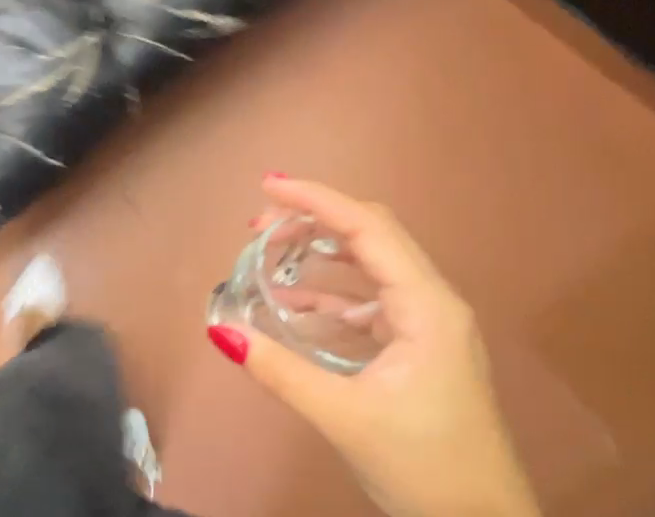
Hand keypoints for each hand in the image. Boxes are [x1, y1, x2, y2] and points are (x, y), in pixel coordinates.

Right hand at [208, 177, 540, 516]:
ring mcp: (431, 325)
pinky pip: (372, 295)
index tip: (268, 186)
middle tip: (259, 222)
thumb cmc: (425, 468)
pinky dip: (332, 287)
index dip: (316, 200)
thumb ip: (280, 370)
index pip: (368, 229)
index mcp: (426, 308)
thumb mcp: (344, 416)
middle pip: (373, 234)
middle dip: (315, 218)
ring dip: (323, 248)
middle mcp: (434, 303)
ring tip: (271, 250)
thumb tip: (220, 329)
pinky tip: (295, 301)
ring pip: (373, 261)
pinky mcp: (421, 346)